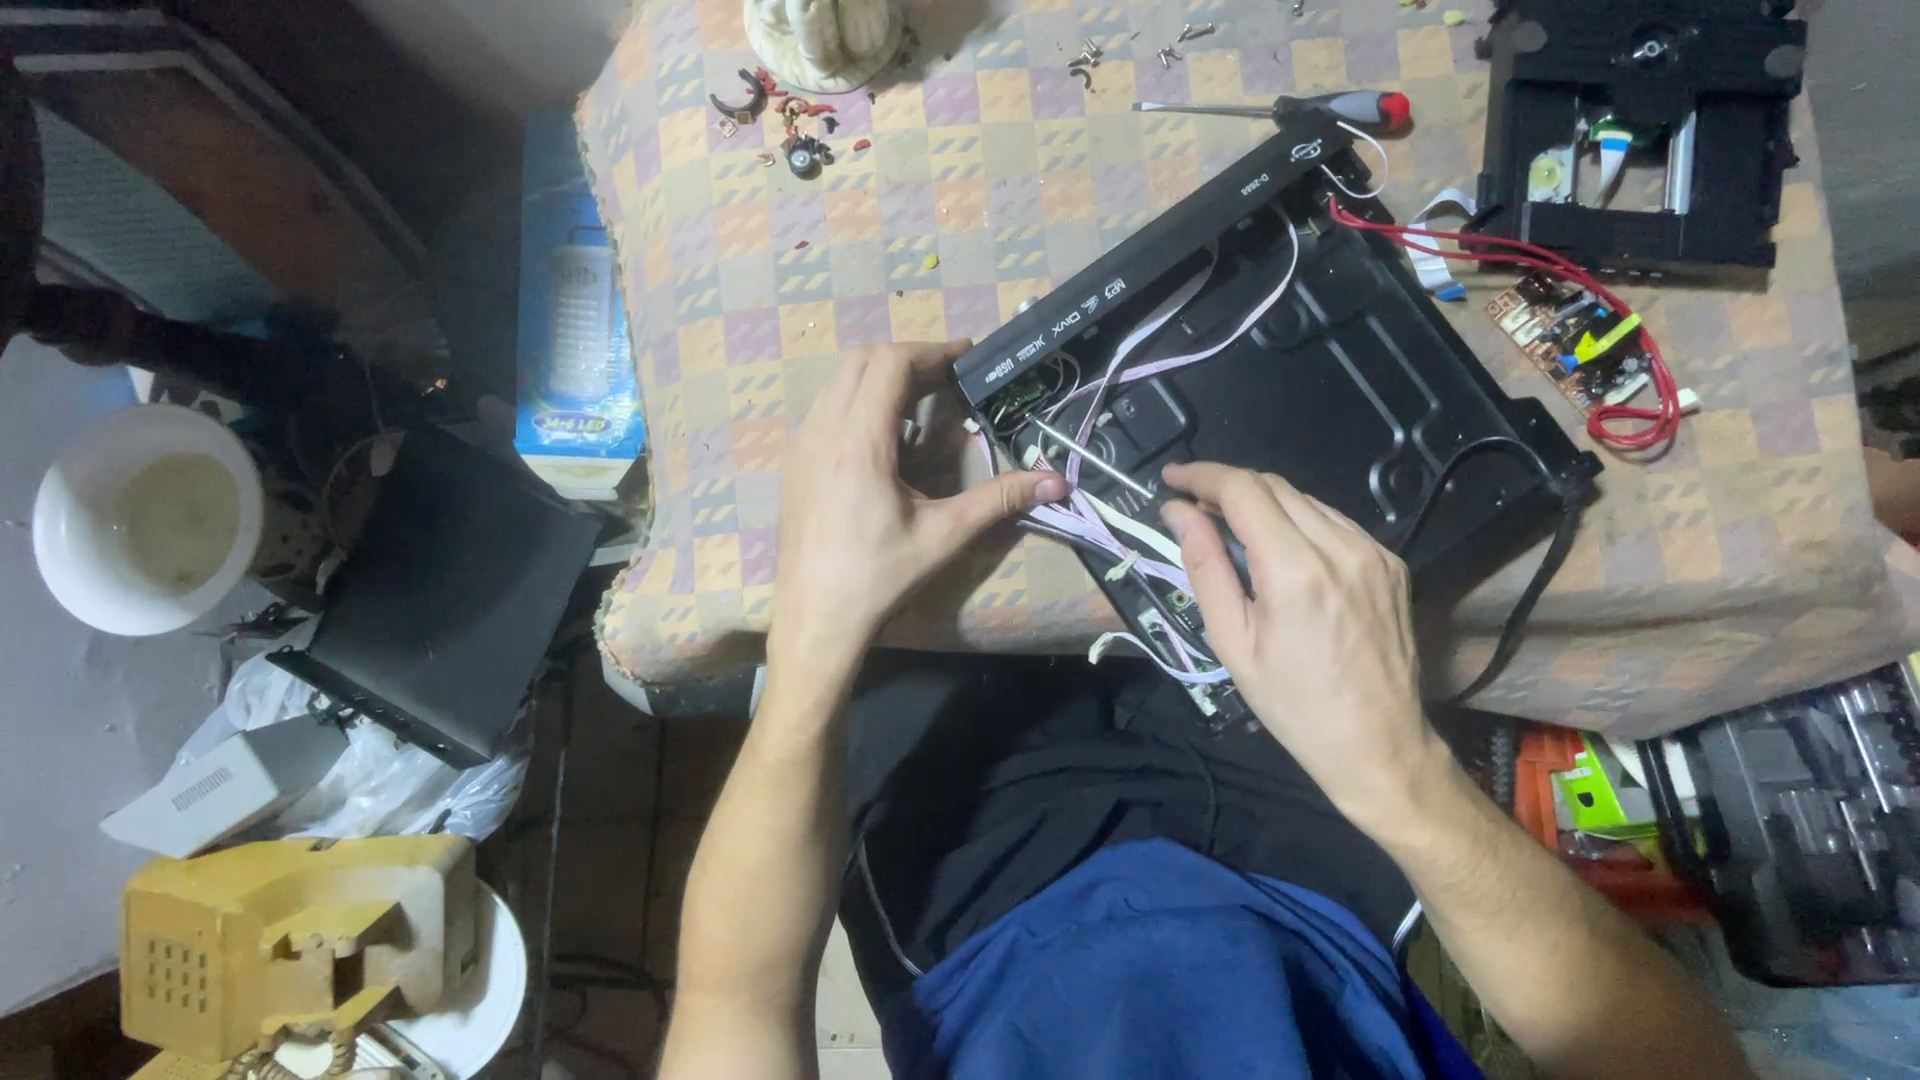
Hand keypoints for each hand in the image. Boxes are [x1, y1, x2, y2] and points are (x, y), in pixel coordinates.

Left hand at [769, 341, 1067, 677]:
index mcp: (859, 442)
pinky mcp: (795, 464)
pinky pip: (825, 409)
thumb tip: (1056, 482)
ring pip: (839, 382)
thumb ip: (1000, 500)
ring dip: (880, 378)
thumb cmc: (879, 578)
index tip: (967, 358)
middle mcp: (823, 432)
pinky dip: (858, 401)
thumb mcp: (944, 536)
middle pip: (862, 360)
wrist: (815, 618)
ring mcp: (802, 446)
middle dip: (909, 359)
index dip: (933, 352)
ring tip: (922, 403)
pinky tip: (886, 439)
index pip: (891, 364)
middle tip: (949, 379)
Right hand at [1159, 462, 1449, 828]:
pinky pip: (1334, 521)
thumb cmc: (1291, 703)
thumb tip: (1177, 512)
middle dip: (1227, 485)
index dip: (1202, 476)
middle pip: (1274, 486)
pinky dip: (1297, 520)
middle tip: (1192, 504)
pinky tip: (1278, 546)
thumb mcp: (1232, 640)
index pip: (1243, 491)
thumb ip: (1204, 566)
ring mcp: (1372, 552)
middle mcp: (1340, 548)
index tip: (1171, 478)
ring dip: (1261, 501)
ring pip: (1305, 499)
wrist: (1378, 743)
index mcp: (1294, 570)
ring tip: (1229, 524)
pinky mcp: (1390, 563)